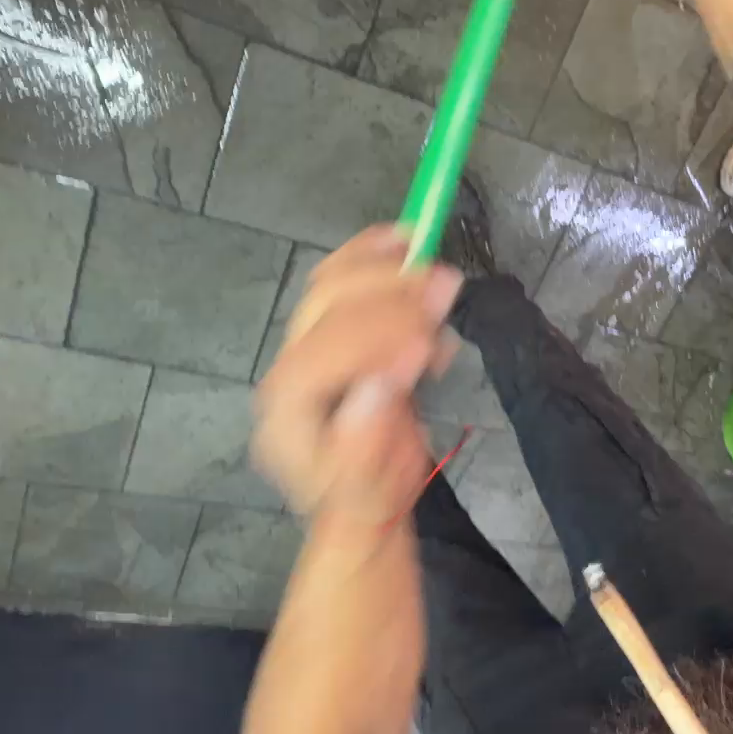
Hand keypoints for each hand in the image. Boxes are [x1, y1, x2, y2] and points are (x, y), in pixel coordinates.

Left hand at [252, 227, 462, 522]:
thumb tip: (382, 384)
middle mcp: (288, 364)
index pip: (323, 356)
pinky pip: (341, 276)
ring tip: (435, 269)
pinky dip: (372, 253)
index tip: (429, 342)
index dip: (375, 340)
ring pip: (334, 283)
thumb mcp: (367, 490)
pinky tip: (403, 239)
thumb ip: (367, 441)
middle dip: (388, 294)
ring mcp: (304, 341)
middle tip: (444, 289)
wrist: (358, 492)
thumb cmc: (365, 494)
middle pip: (326, 306)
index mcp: (289, 408)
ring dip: (387, 268)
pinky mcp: (327, 326)